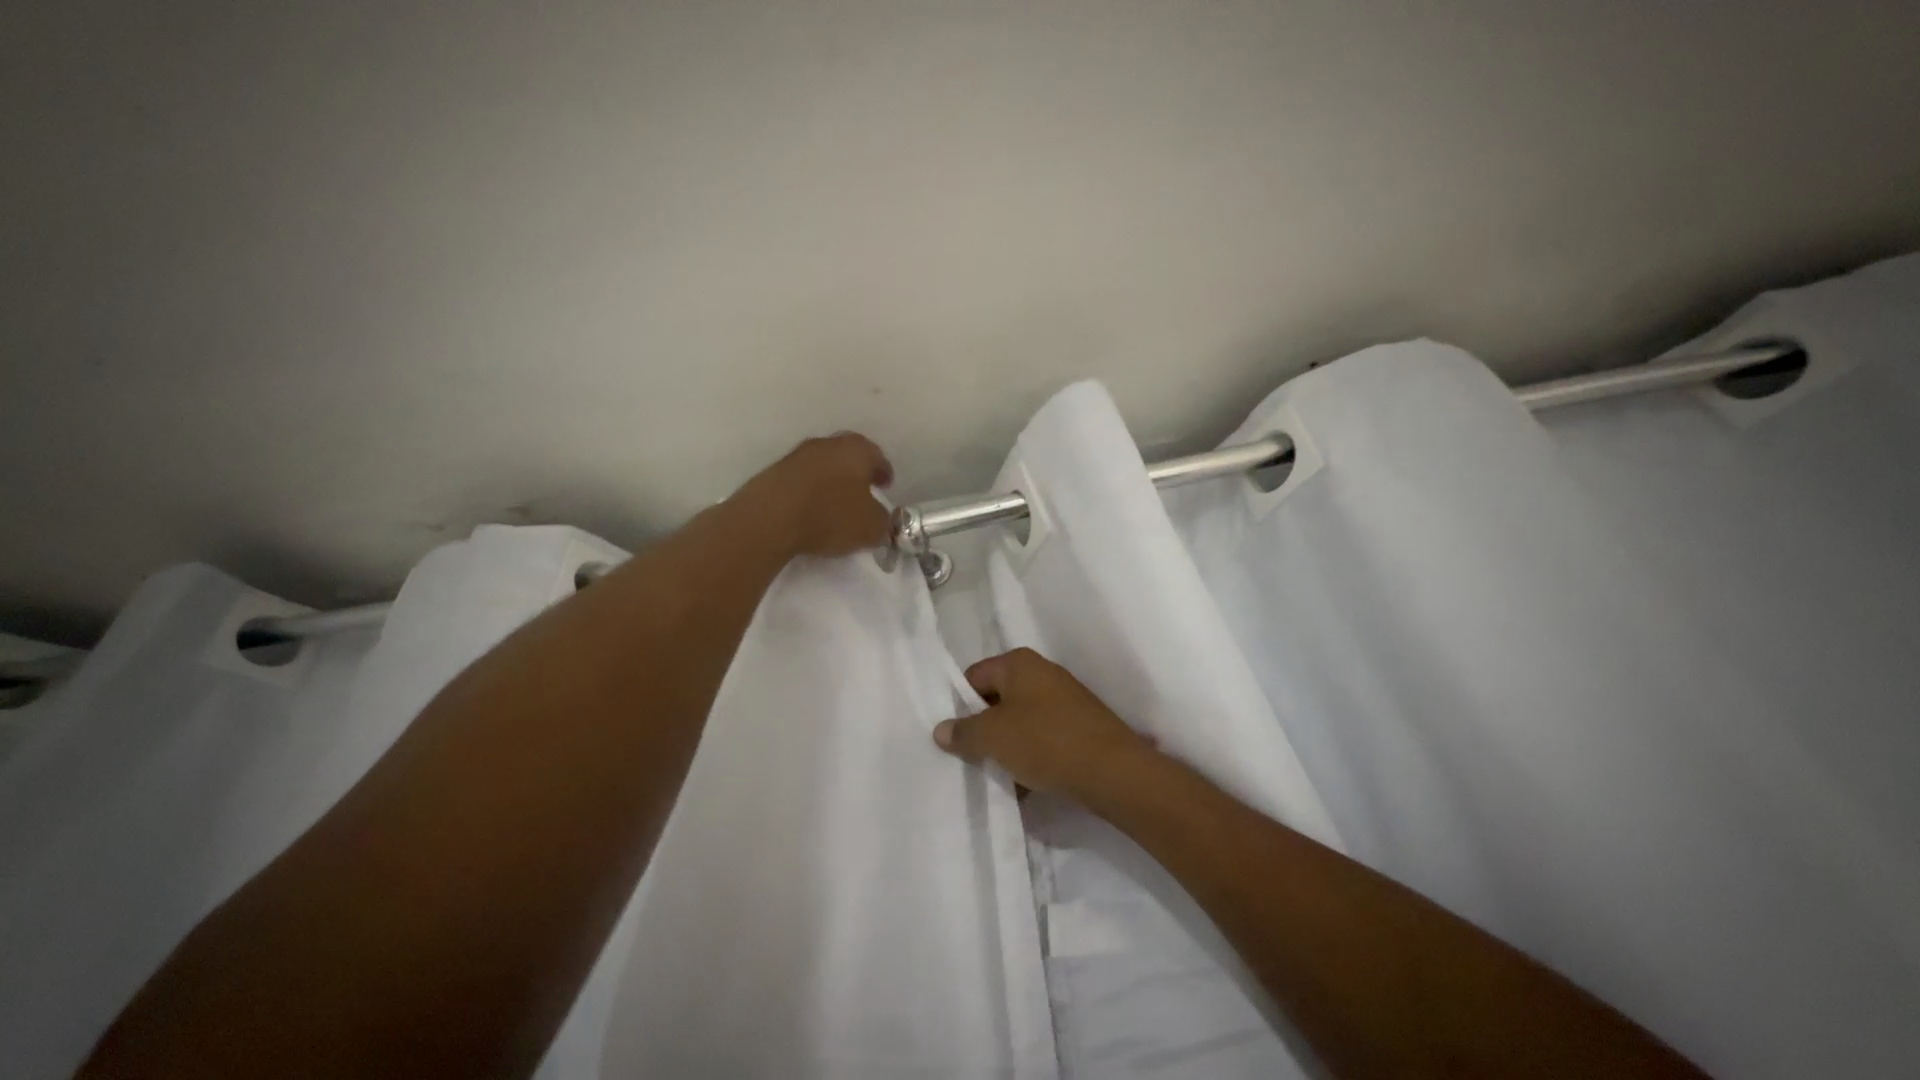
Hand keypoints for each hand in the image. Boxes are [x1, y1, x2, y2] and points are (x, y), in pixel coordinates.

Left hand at [734, 433, 893, 557]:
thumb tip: (882, 521)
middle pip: (848, 456)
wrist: (769, 519)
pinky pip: (801, 480)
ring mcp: (797, 456)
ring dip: (831, 481)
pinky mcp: (774, 472)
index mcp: (856, 449)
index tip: (886, 487)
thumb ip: (884, 522)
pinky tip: (810, 510)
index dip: (884, 473)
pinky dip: (809, 491)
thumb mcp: (871, 527)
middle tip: (863, 492)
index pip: (877, 457)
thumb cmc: (830, 516)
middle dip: (857, 473)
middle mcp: (827, 444)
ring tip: (835, 504)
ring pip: (823, 465)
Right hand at [933, 647, 1154, 798]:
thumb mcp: (992, 737)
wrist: (1111, 771)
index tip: (952, 735)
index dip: (959, 705)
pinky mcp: (1080, 727)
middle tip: (969, 757)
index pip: (974, 677)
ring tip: (995, 774)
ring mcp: (1065, 700)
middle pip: (998, 699)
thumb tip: (941, 730)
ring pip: (1021, 722)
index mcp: (1019, 663)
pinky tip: (1024, 785)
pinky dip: (1032, 758)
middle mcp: (1043, 673)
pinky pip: (1044, 740)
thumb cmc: (1044, 741)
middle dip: (983, 728)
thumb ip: (963, 732)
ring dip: (1007, 747)